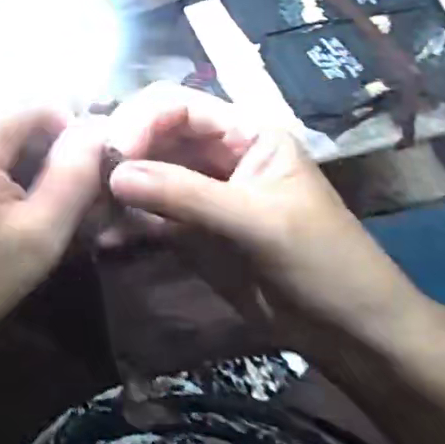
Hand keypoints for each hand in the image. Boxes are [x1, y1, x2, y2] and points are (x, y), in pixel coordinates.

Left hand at [0, 104, 107, 381]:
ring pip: (2, 125)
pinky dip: (8, 158)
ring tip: (51, 193)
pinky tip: (21, 194)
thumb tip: (100, 128)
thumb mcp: (42, 230)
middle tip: (75, 185)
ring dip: (32, 151)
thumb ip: (74, 174)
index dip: (72, 131)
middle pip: (17, 112)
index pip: (36, 105)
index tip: (91, 171)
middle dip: (51, 141)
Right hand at [104, 83, 425, 352]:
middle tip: (89, 177)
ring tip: (89, 205)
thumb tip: (113, 174)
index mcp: (243, 133)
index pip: (175, 105)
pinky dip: (121, 219)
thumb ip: (186, 195)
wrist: (355, 338)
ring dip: (113, 184)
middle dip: (119, 150)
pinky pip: (143, 209)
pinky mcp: (185, 225)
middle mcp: (214, 151)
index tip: (112, 151)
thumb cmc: (325, 265)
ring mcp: (197, 188)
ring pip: (140, 169)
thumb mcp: (259, 223)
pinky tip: (103, 235)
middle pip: (150, 132)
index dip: (139, 120)